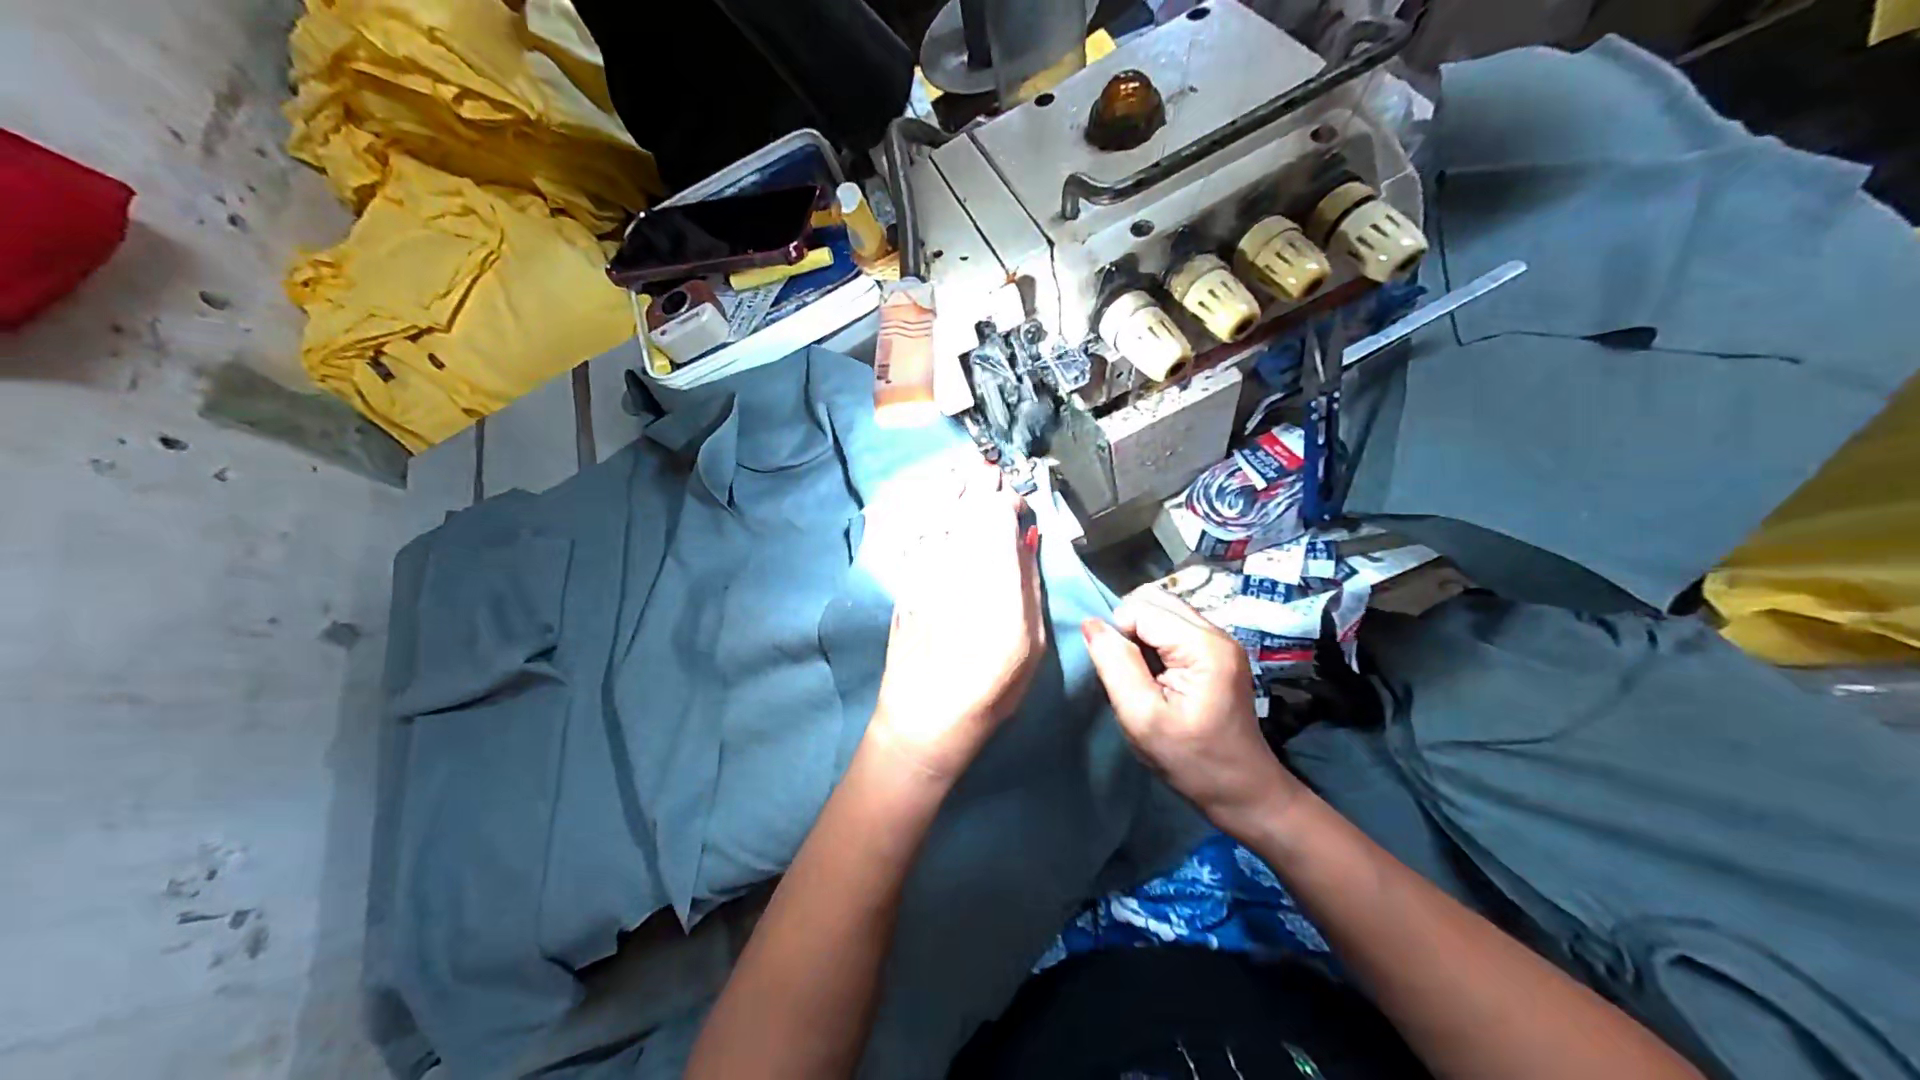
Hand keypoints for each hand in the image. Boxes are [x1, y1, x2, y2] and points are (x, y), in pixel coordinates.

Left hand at [868, 462, 1045, 781]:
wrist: (923, 718)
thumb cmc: (989, 689)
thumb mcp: (1032, 644)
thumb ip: (1029, 583)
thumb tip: (1026, 539)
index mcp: (995, 580)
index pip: (997, 516)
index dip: (1005, 497)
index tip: (1013, 494)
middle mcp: (956, 565)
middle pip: (964, 507)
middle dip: (976, 482)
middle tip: (984, 467)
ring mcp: (923, 570)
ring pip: (935, 513)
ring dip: (949, 488)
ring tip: (960, 471)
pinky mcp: (903, 579)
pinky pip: (912, 533)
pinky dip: (922, 511)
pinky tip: (930, 499)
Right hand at [1081, 586, 1302, 830]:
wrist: (1243, 791)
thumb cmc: (1192, 761)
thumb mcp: (1142, 718)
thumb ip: (1116, 666)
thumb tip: (1090, 623)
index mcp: (1203, 645)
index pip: (1140, 609)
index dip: (1118, 636)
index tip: (1122, 677)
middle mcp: (1216, 632)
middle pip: (1153, 601)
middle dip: (1128, 629)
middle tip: (1129, 673)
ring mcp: (1219, 640)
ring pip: (1162, 611)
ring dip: (1140, 636)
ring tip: (1143, 676)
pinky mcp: (1216, 652)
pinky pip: (1172, 627)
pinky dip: (1154, 643)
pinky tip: (1156, 676)